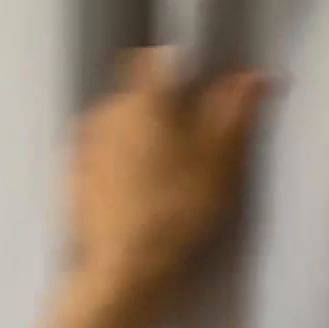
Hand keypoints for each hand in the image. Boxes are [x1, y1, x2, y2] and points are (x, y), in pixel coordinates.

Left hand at [69, 48, 269, 309]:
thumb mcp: (222, 157)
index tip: (205, 94)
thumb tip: (255, 75)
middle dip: (166, 110)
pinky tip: (143, 196)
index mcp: (143, 99)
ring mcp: (83, 147)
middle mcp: (105, 112)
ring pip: (120, 127)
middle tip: (197, 144)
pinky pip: (104, 159)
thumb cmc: (181, 206)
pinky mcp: (73, 181)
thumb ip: (236, 110)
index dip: (183, 68)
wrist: (128, 268)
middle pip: (140, 95)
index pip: (156, 58)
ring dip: (143, 139)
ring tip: (170, 175)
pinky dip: (123, 167)